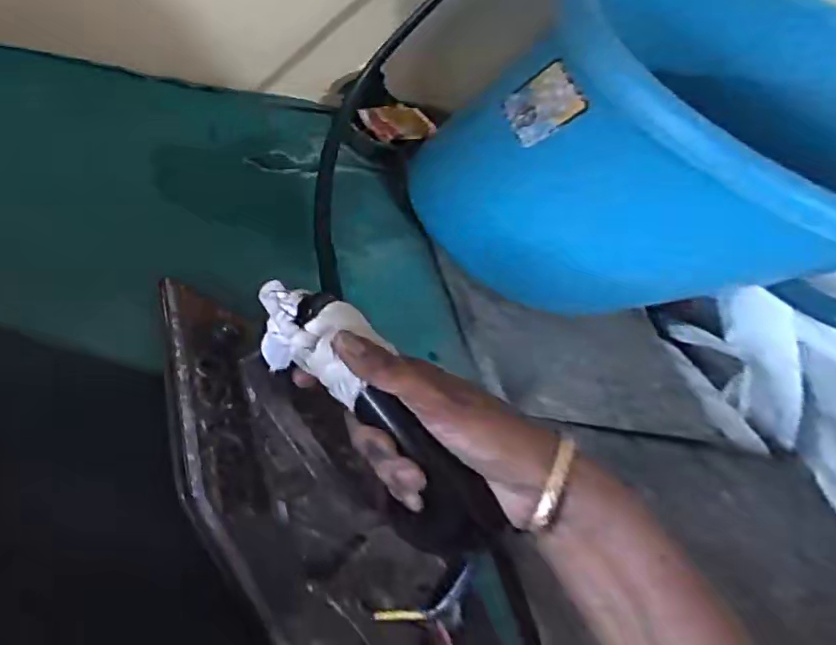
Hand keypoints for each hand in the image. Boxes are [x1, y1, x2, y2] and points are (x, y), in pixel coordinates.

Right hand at [297, 331, 562, 527]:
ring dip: (390, 469)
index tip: (298, 378)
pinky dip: (402, 486)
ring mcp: (414, 436)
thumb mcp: (433, 400)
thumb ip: (385, 371)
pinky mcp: (425, 466)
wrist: (537, 489)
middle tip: (389, 455)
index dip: (324, 367)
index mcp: (405, 377)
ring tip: (417, 485)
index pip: (354, 362)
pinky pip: (393, 473)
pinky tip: (420, 497)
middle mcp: (404, 403)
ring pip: (375, 447)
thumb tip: (337, 338)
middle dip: (369, 441)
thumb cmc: (484, 431)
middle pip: (359, 415)